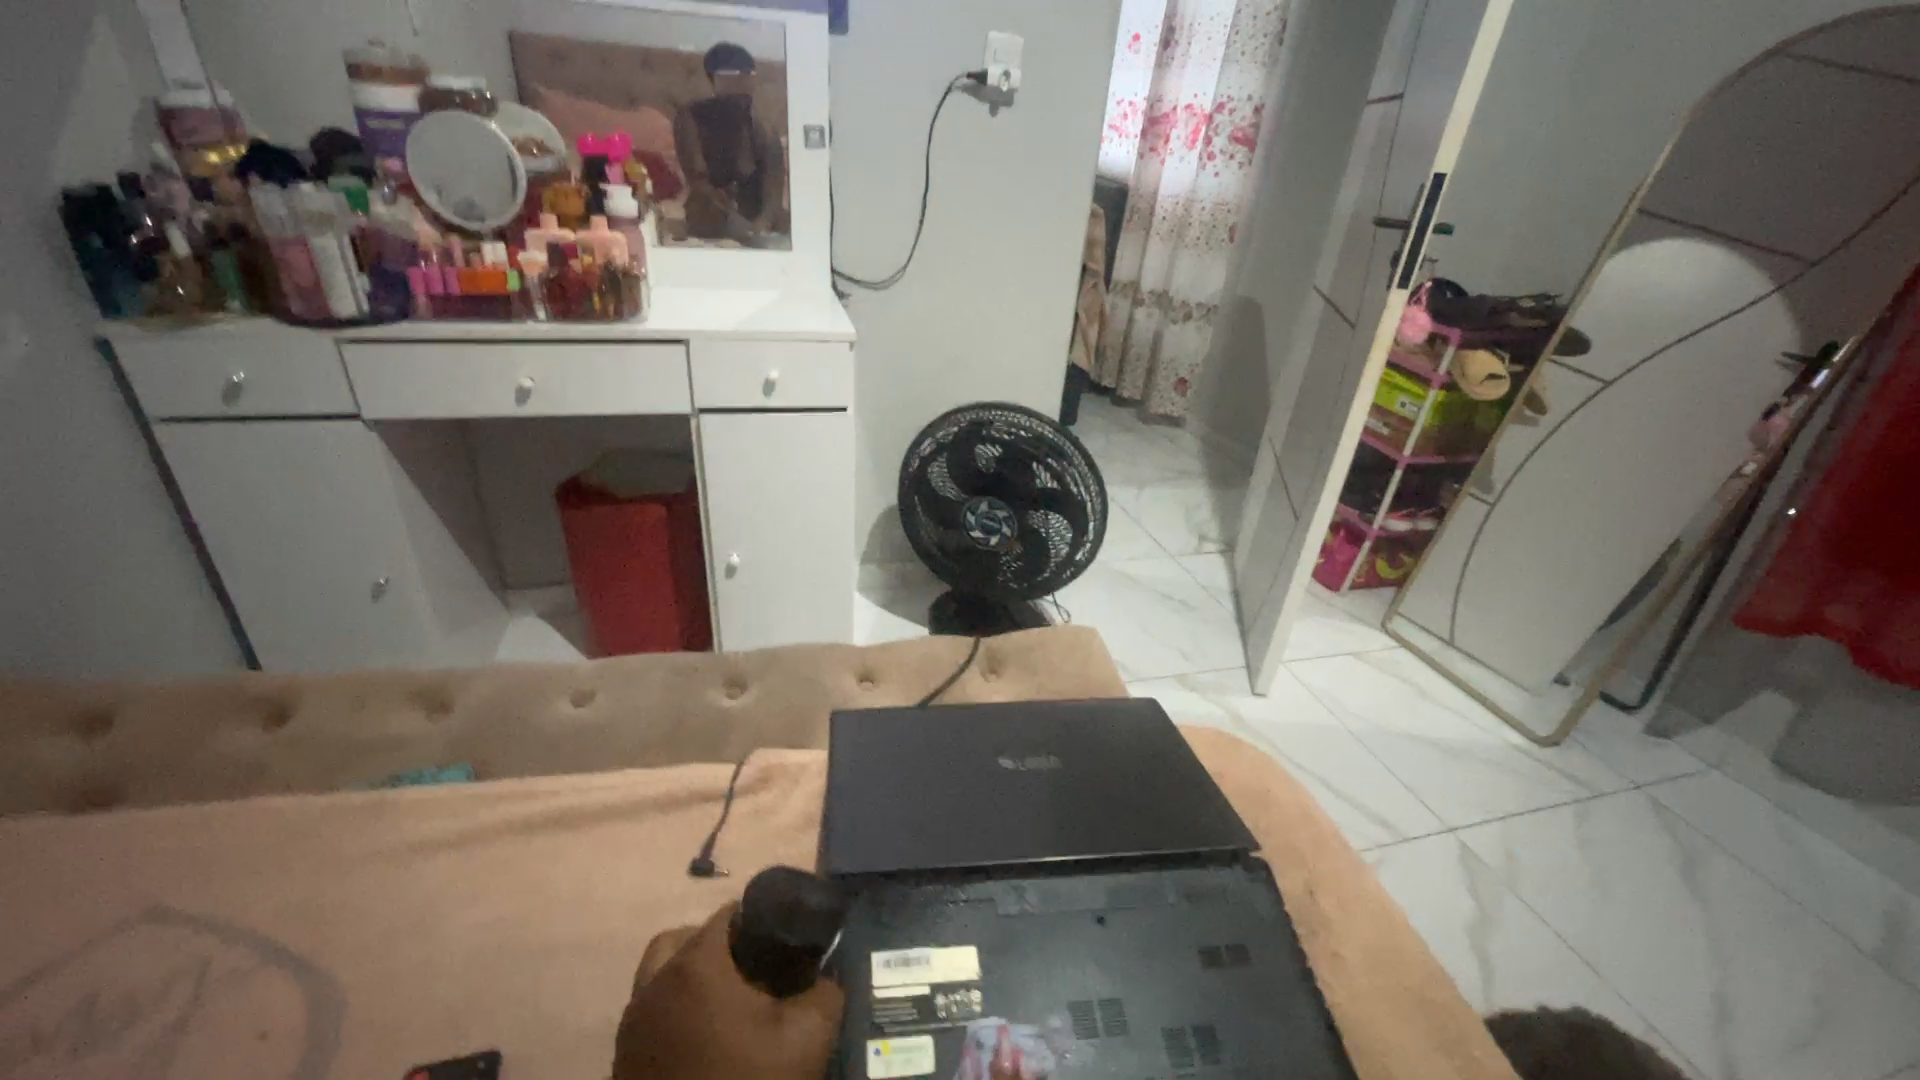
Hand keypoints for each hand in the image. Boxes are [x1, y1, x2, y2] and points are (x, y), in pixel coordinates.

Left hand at [611, 901, 844, 1079]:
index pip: (726, 916)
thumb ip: (825, 990)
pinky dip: (673, 1012)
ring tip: (728, 1005)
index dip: (759, 921)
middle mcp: (653, 986)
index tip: (785, 942)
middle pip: (681, 940)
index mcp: (694, 967)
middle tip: (751, 968)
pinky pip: (648, 1016)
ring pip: (657, 977)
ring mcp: (631, 1027)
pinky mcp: (623, 1063)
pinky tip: (707, 1041)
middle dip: (715, 943)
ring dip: (688, 977)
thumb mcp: (808, 1036)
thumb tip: (824, 975)